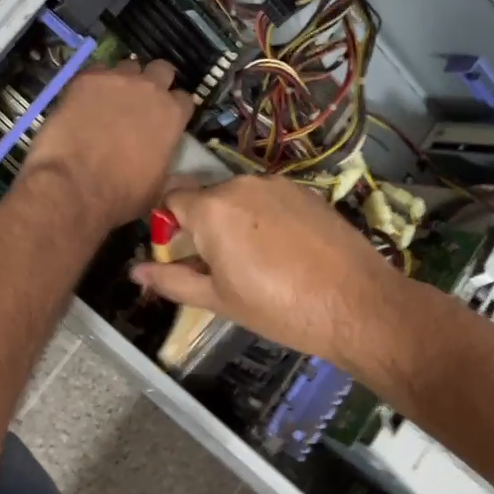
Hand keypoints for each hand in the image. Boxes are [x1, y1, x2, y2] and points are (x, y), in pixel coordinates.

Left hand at [20, 60, 192, 230]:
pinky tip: (84, 100)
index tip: (164, 119)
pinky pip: (96, 71)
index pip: (184, 98)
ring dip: (123, 80)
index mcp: (172, 114)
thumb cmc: (121, 195)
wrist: (73, 186)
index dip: (174, 108)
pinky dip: (94, 83)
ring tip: (109, 99)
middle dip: (154, 82)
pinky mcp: (85, 79)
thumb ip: (173, 172)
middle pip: (160, 70)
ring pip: (127, 66)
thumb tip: (186, 178)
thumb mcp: (158, 189)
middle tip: (139, 101)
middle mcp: (150, 89)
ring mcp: (117, 79)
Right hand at [128, 176, 432, 371]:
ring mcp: (276, 184)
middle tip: (220, 266)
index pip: (169, 199)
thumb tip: (135, 271)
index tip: (181, 255)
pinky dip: (265, 218)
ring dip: (235, 221)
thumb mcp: (218, 300)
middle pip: (205, 198)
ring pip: (238, 197)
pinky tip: (285, 251)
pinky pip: (268, 198)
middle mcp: (239, 185)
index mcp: (211, 209)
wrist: (358, 305)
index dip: (169, 227)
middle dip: (203, 225)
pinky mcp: (305, 191)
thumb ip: (172, 280)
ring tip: (257, 261)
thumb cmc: (279, 308)